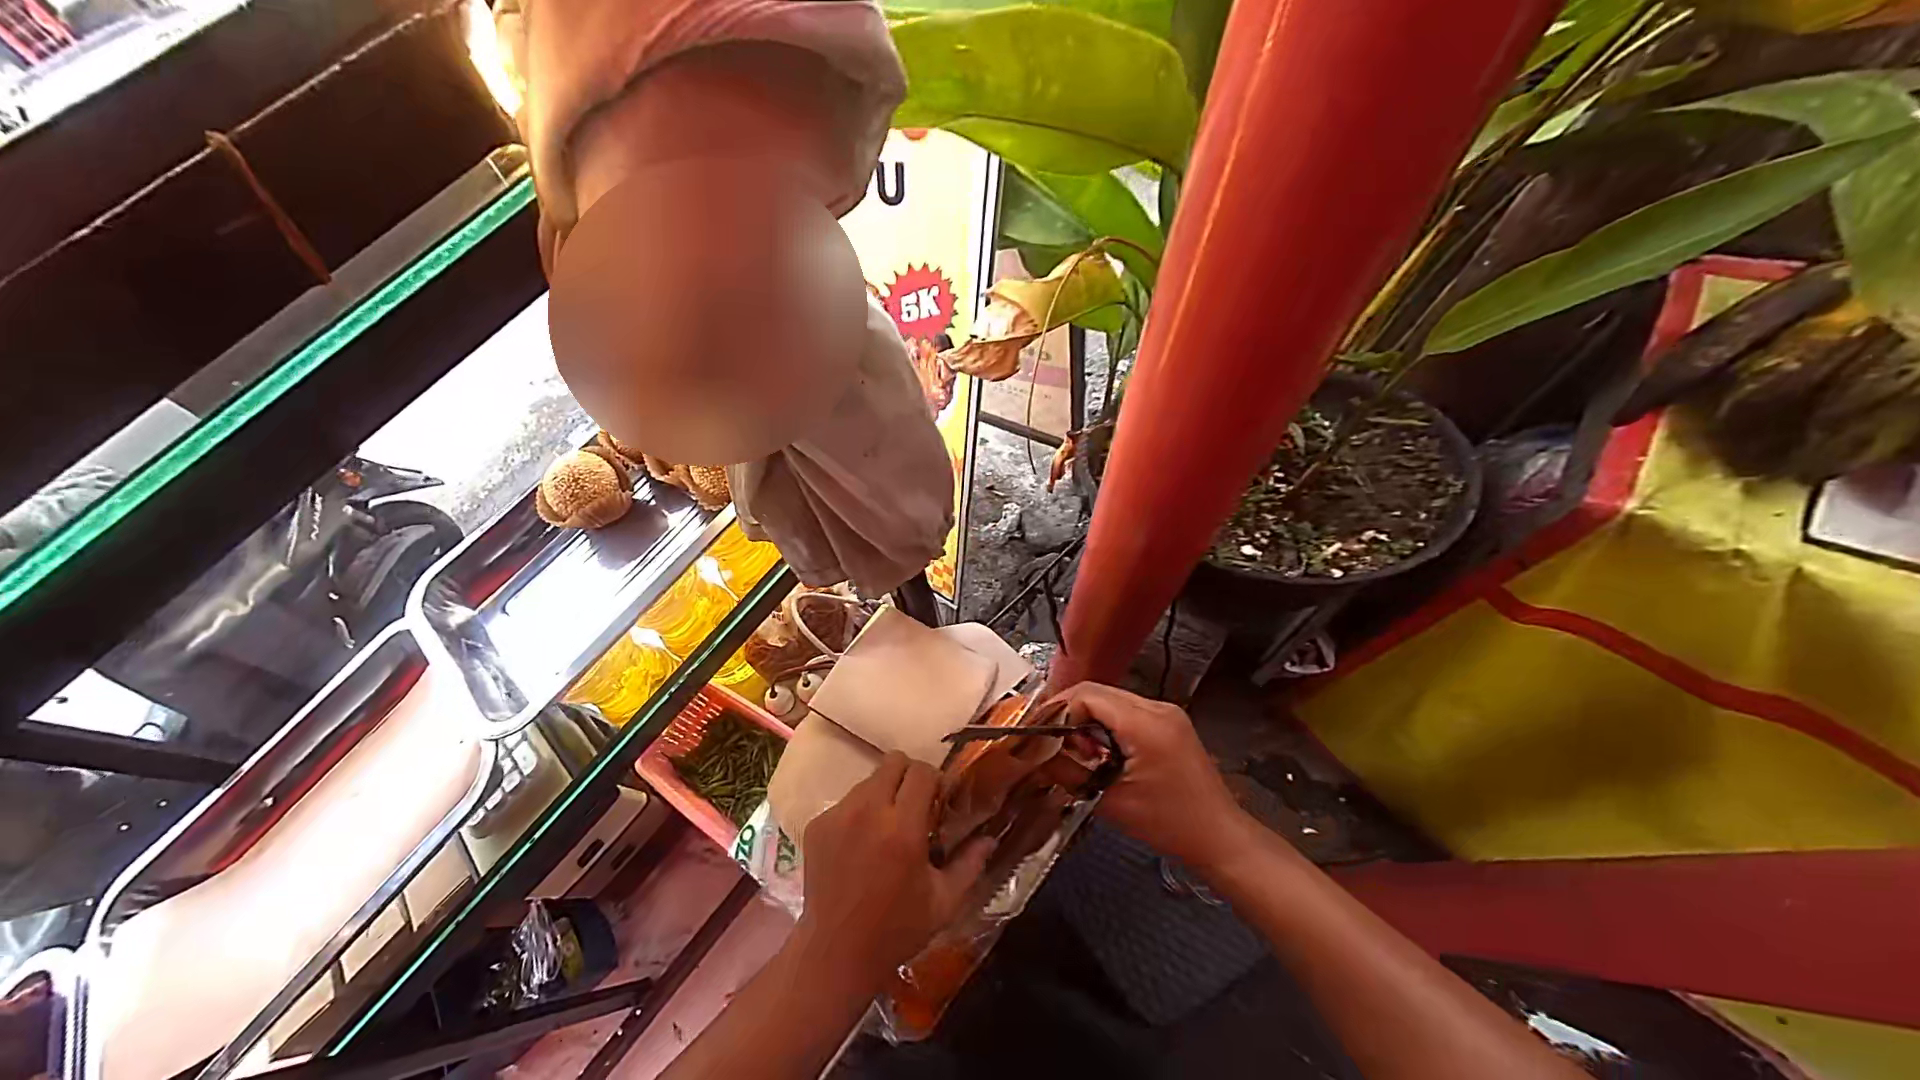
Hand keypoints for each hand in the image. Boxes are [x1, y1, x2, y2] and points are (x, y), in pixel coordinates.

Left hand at [797, 752, 995, 985]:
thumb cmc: (896, 930)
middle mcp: (868, 812)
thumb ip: (970, 864)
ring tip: (887, 828)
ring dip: (884, 794)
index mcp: (902, 828)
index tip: (938, 800)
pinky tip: (862, 846)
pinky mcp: (817, 825)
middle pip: (893, 762)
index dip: (935, 779)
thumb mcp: (943, 902)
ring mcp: (838, 816)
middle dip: (909, 776)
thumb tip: (989, 838)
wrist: (835, 954)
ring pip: (868, 780)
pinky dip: (859, 813)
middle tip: (915, 805)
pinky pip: (846, 802)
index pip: (921, 771)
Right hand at [1051, 682, 1250, 869]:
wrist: (1220, 838)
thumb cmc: (1170, 824)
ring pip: (1112, 699)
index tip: (1044, 734)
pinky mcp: (1170, 723)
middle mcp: (1158, 708)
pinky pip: (1128, 711)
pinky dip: (1107, 724)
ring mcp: (1167, 713)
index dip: (1060, 710)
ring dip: (1089, 719)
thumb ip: (1072, 774)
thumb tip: (1041, 759)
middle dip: (1071, 713)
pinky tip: (1101, 751)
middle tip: (1054, 742)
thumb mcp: (1111, 801)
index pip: (1088, 695)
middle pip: (1099, 692)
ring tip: (1079, 752)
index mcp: (1145, 723)